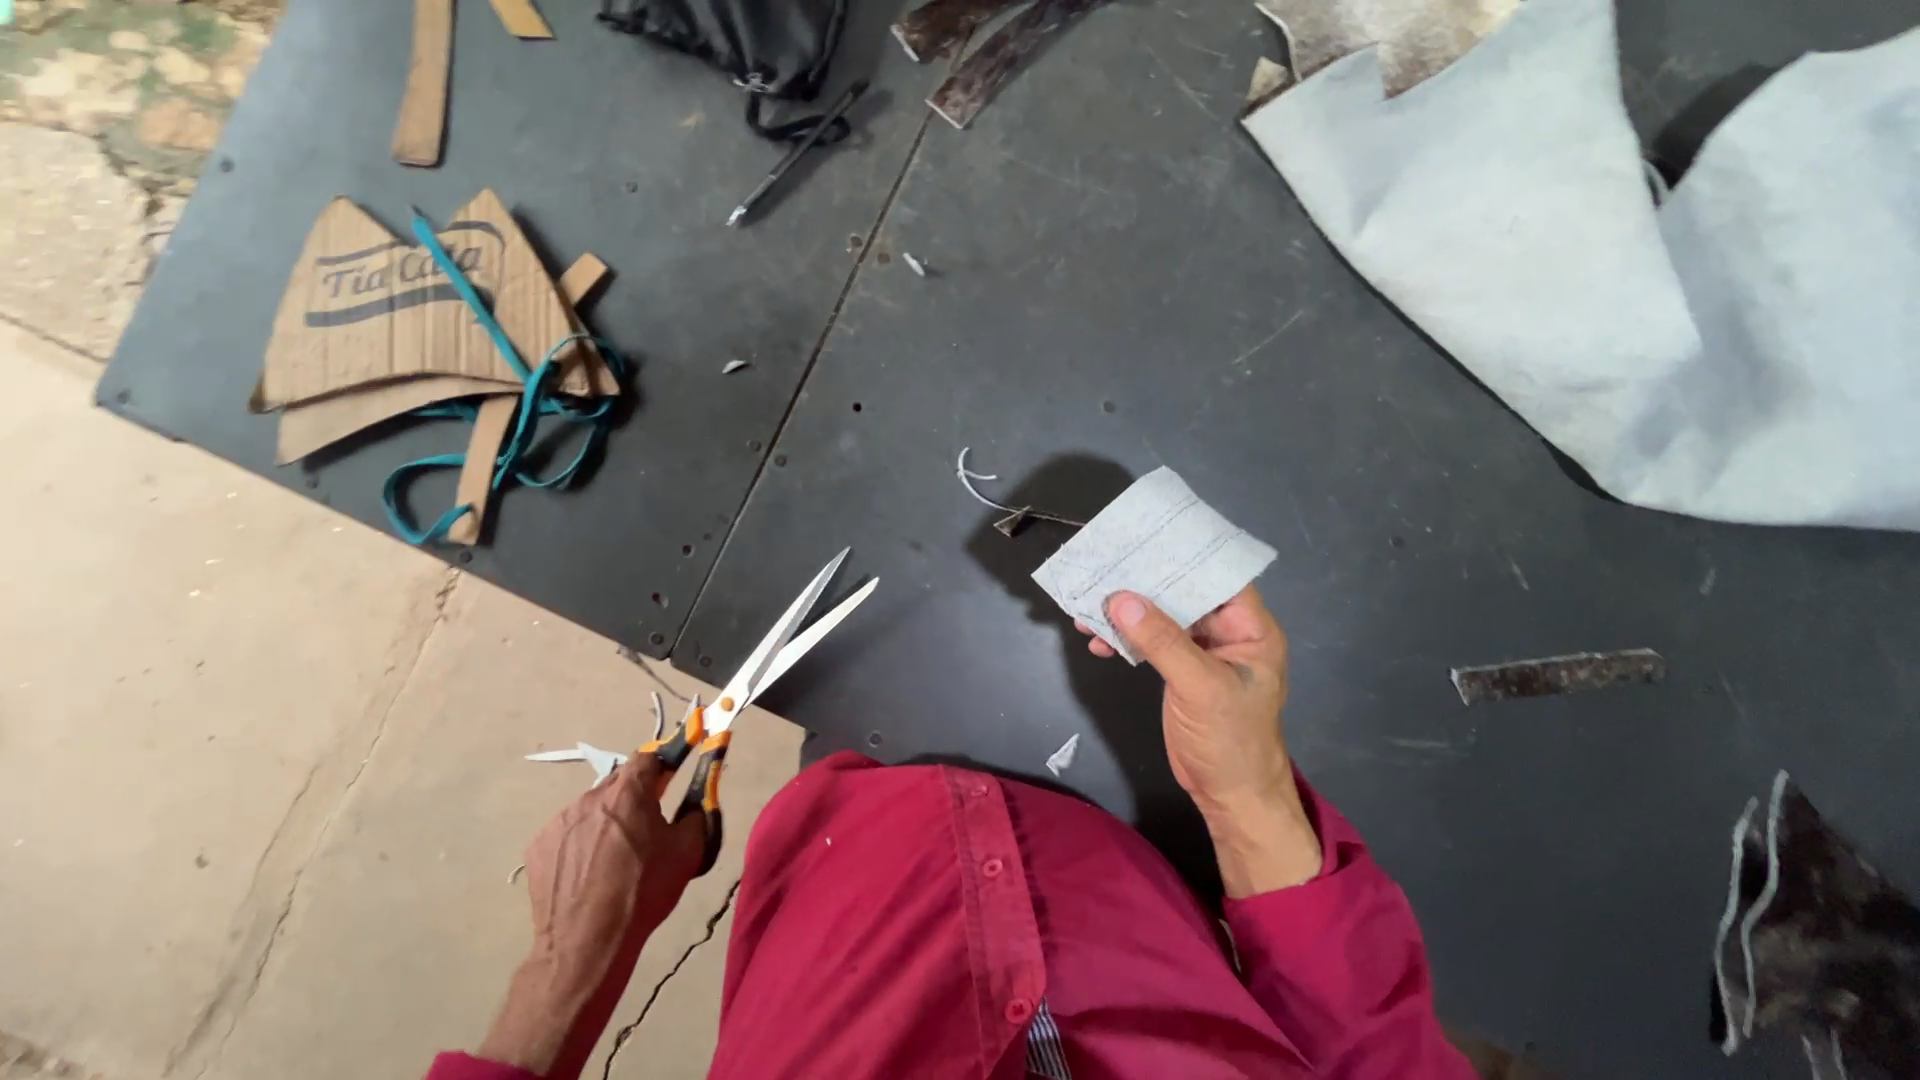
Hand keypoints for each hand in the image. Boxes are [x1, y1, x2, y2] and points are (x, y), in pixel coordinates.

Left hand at [478, 755, 705, 1075]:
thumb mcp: (687, 851)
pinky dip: (581, 843)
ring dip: (606, 821)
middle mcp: (590, 798)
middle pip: (618, 783)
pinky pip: (568, 833)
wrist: (586, 943)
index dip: (662, 765)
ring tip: (614, 857)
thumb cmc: (643, 892)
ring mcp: (560, 822)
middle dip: (634, 796)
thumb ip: (696, 814)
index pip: (647, 757)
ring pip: (592, 809)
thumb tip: (694, 801)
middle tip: (646, 825)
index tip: (670, 779)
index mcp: (628, 793)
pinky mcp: (539, 846)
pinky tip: (589, 873)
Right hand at [1077, 586, 1320, 895]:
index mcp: (1250, 629)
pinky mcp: (1179, 671)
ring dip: (1126, 613)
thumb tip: (1120, 599)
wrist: (1230, 797)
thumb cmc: (1231, 741)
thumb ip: (1162, 642)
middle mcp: (1227, 633)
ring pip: (1160, 618)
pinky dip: (1124, 639)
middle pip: (1183, 593)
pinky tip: (1097, 640)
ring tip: (1088, 607)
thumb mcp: (1200, 687)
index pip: (1218, 577)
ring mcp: (1201, 652)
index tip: (1146, 538)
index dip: (1186, 556)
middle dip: (1143, 584)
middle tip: (1105, 567)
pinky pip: (1149, 642)